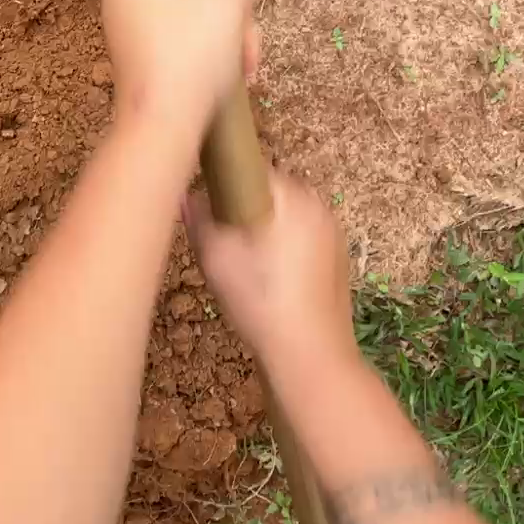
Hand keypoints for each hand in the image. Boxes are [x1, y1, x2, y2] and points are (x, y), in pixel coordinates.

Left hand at [100, 0, 256, 131]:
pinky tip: (235, 71)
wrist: (165, 123)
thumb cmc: (188, 49)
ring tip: (244, 54)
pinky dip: (211, 51)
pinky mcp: (143, 58)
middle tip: (242, 12)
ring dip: (227, 27)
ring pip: (191, 9)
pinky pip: (184, 39)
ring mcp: (130, 29)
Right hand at [183, 171, 355, 374]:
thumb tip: (186, 196)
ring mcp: (333, 234)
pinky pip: (300, 238)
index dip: (223, 182)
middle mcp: (320, 207)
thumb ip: (197, 218)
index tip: (205, 205)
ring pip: (284, 216)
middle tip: (217, 236)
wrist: (310, 356)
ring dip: (261, 227)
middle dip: (242, 207)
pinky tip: (264, 278)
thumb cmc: (260, 298)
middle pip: (269, 191)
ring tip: (238, 259)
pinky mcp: (337, 260)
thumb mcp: (215, 256)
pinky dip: (280, 247)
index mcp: (294, 196)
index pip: (251, 167)